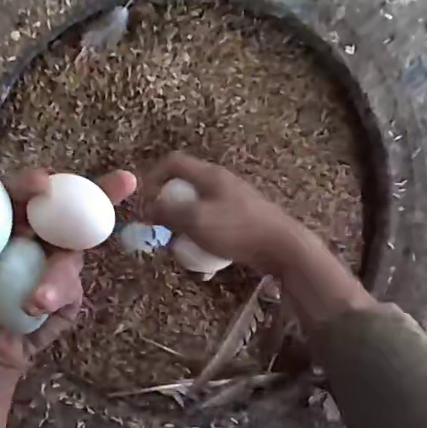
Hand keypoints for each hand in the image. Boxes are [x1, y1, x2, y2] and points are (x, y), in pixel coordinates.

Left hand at [0, 168, 138, 373]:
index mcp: (11, 218)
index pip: (25, 192)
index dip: (35, 183)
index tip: (41, 182)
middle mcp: (42, 235)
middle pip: (74, 207)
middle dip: (103, 191)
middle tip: (121, 183)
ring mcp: (61, 262)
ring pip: (74, 255)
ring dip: (59, 274)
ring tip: (36, 302)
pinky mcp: (72, 293)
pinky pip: (71, 289)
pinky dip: (55, 296)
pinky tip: (36, 309)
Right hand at [143, 152, 307, 274]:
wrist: (283, 247)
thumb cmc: (237, 229)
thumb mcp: (195, 219)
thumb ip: (167, 211)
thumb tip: (148, 207)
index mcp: (209, 175)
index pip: (172, 163)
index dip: (152, 178)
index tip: (144, 202)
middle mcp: (220, 183)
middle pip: (183, 189)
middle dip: (167, 211)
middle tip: (160, 231)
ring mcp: (232, 202)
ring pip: (196, 211)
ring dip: (184, 231)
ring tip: (181, 250)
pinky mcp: (241, 221)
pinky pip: (212, 227)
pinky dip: (203, 242)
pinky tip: (204, 265)